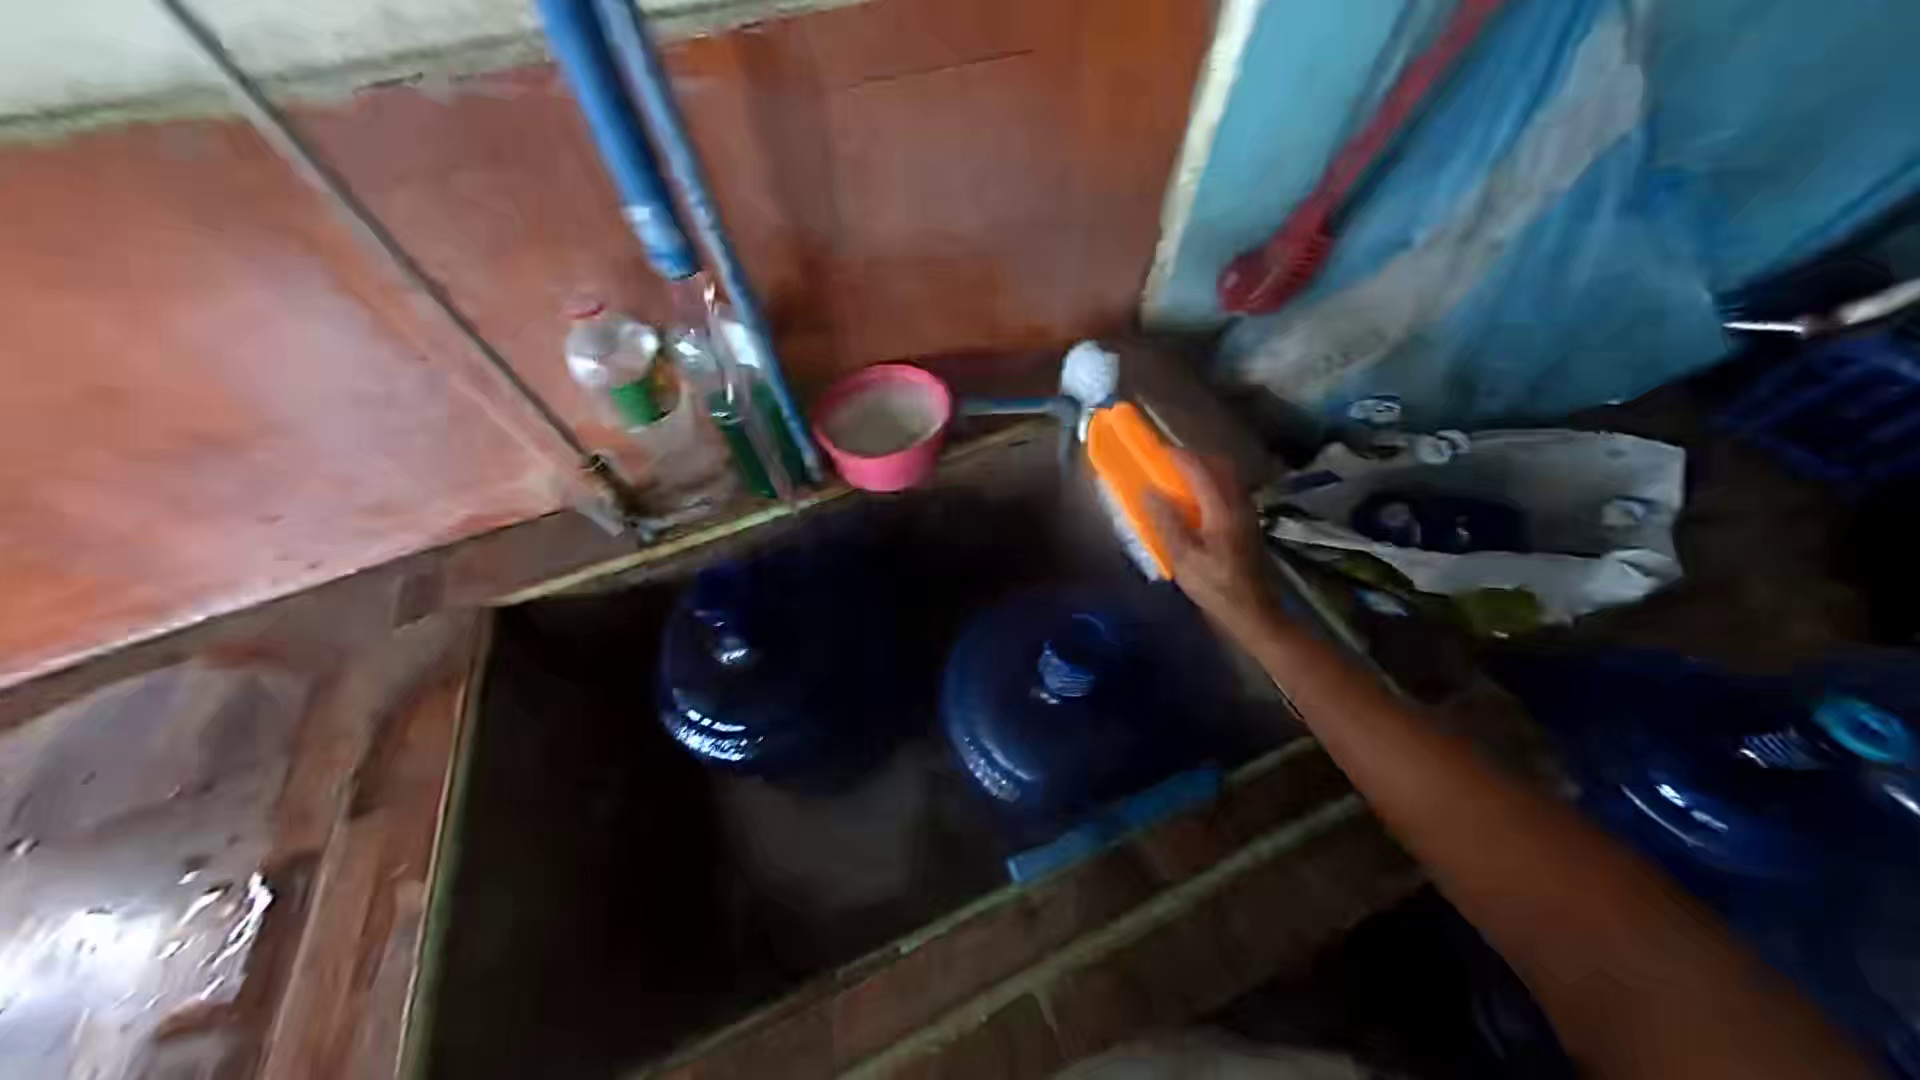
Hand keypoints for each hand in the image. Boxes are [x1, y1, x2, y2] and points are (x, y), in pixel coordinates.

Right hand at [1147, 449, 1276, 634]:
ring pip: (1228, 478)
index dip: (1179, 457)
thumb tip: (1149, 490)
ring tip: (1179, 478)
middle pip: (1220, 466)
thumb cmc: (1214, 586)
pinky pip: (1230, 491)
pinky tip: (1197, 501)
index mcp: (1222, 509)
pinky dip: (1212, 485)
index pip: (1201, 470)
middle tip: (1169, 461)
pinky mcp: (1248, 524)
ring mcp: (1248, 513)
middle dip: (1194, 458)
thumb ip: (1166, 521)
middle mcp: (1239, 504)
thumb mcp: (1183, 557)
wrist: (1252, 612)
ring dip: (1205, 471)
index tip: (1158, 451)